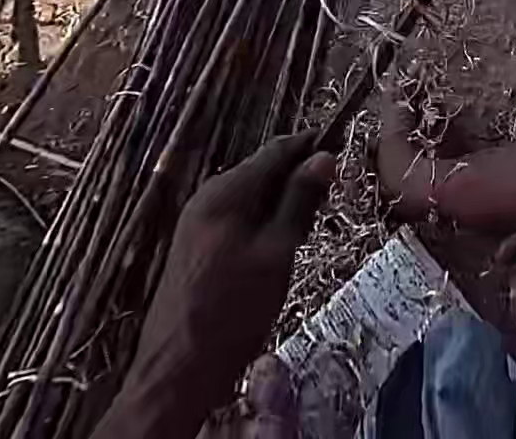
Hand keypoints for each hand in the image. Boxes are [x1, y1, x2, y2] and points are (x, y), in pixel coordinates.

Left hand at [95, 133, 334, 438]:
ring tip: (308, 225)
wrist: (175, 370)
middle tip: (329, 197)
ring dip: (281, 201)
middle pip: (262, 170)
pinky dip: (262, 220)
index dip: (309, 145)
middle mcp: (209, 194)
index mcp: (227, 189)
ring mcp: (198, 218)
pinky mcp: (195, 242)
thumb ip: (299, 201)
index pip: (276, 150)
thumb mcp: (277, 253)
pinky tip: (277, 245)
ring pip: (251, 194)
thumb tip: (324, 157)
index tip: (340, 146)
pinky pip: (237, 215)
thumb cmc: (233, 309)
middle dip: (296, 177)